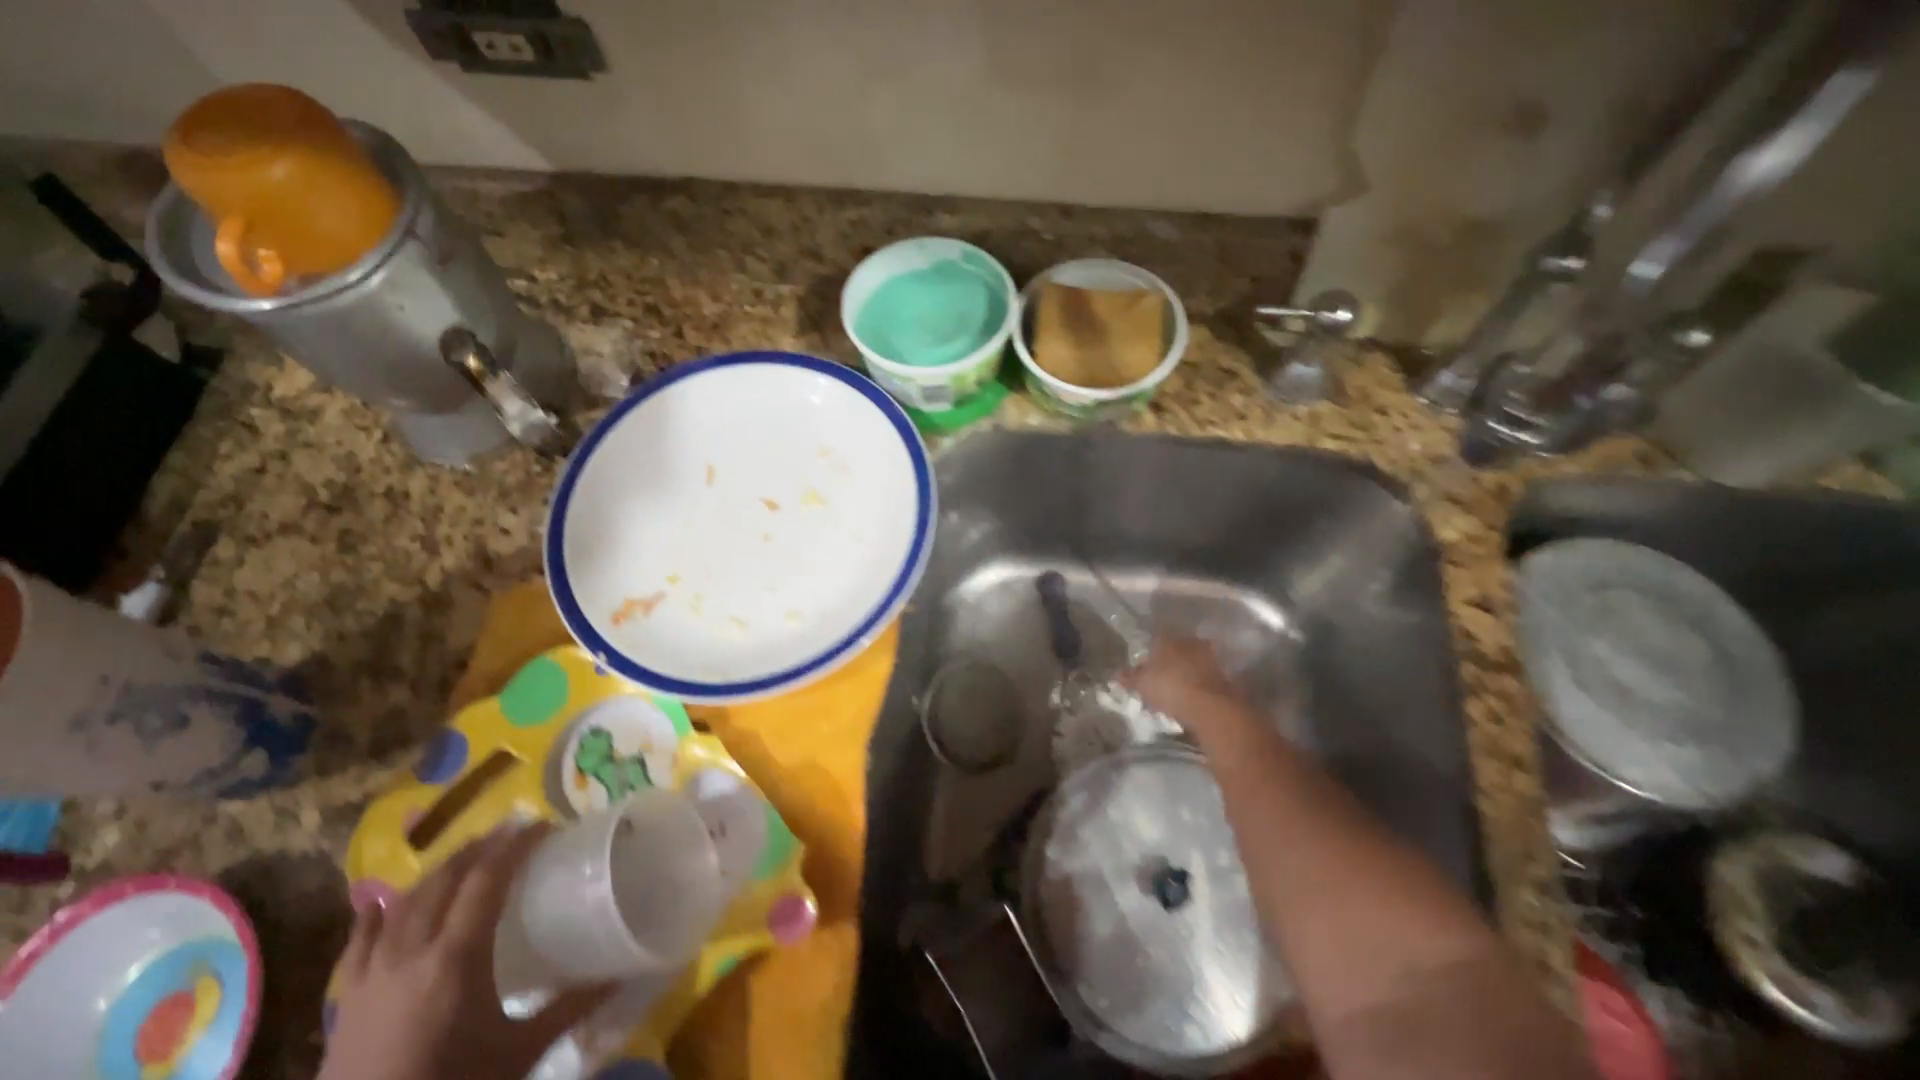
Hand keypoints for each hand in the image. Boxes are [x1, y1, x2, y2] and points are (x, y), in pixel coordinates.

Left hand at [319, 825, 614, 1079]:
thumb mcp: (519, 1052)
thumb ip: (567, 1010)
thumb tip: (618, 978)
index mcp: (457, 958)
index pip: (488, 881)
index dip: (515, 847)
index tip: (542, 826)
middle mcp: (412, 950)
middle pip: (445, 879)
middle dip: (480, 848)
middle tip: (511, 832)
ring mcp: (373, 970)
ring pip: (405, 900)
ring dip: (438, 871)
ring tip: (465, 857)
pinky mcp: (348, 994)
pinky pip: (361, 938)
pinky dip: (377, 912)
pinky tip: (382, 900)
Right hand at [1124, 636, 1256, 741]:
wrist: (1210, 705)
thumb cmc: (1169, 687)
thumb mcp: (1141, 684)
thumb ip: (1128, 678)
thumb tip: (1116, 674)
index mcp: (1168, 638)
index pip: (1155, 641)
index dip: (1148, 657)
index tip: (1144, 672)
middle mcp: (1190, 642)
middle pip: (1176, 651)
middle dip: (1168, 665)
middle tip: (1160, 683)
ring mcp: (1210, 657)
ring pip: (1192, 664)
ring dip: (1185, 675)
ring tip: (1175, 695)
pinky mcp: (1225, 675)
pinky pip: (1204, 679)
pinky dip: (1198, 686)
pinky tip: (1191, 700)